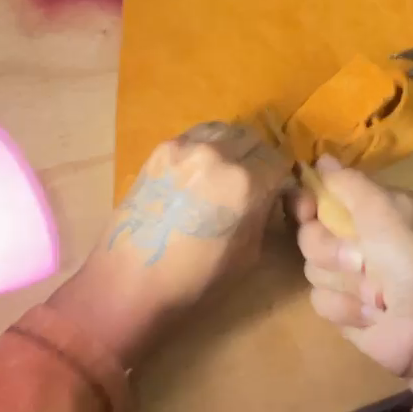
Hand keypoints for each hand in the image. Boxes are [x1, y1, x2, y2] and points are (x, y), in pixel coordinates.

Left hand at [55, 122, 290, 370]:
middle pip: (254, 139)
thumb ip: (264, 213)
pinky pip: (196, 136)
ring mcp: (186, 147)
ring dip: (233, 147)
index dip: (281, 178)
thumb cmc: (197, 278)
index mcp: (246, 183)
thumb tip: (269, 195)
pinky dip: (207, 147)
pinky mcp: (162, 150)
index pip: (279, 160)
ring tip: (226, 173)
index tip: (275, 192)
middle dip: (259, 159)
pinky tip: (200, 172)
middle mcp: (219, 155)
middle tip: (253, 183)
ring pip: (225, 131)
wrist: (132, 280)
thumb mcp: (249, 253)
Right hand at [291, 158, 412, 401]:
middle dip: (330, 249)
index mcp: (374, 210)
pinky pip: (321, 301)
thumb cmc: (412, 260)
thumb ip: (349, 183)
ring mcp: (352, 278)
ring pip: (312, 270)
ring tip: (375, 293)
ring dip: (343, 282)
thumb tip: (322, 157)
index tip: (306, 209)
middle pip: (309, 235)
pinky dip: (347, 308)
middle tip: (360, 260)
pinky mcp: (346, 310)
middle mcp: (360, 240)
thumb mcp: (385, 209)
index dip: (308, 203)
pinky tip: (372, 315)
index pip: (322, 196)